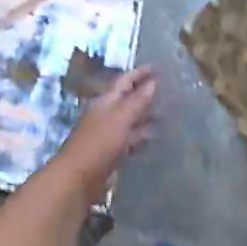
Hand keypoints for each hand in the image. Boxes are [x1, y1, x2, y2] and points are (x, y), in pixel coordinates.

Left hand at [56, 67, 157, 199]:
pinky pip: (130, 139)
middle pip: (128, 99)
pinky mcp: (111, 152)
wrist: (78, 177)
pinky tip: (154, 138)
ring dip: (146, 116)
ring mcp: (108, 133)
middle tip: (168, 91)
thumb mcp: (122, 118)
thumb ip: (138, 100)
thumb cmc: (100, 142)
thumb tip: (154, 82)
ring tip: (167, 115)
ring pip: (130, 120)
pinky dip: (142, 136)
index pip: (125, 81)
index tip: (158, 68)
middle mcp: (107, 113)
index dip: (140, 73)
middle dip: (146, 94)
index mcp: (106, 101)